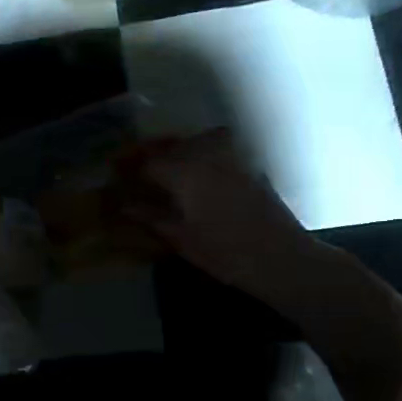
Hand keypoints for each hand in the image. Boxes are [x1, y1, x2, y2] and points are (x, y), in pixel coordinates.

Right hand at [124, 130, 314, 290]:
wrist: (282, 260)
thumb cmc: (225, 253)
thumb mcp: (181, 239)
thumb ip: (152, 218)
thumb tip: (126, 206)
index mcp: (187, 174)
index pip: (151, 163)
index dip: (132, 169)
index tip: (119, 176)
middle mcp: (209, 158)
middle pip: (176, 145)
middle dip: (155, 154)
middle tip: (140, 169)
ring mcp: (234, 161)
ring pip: (202, 140)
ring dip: (183, 148)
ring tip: (171, 166)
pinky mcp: (252, 170)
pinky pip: (223, 150)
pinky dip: (207, 154)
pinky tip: (201, 175)